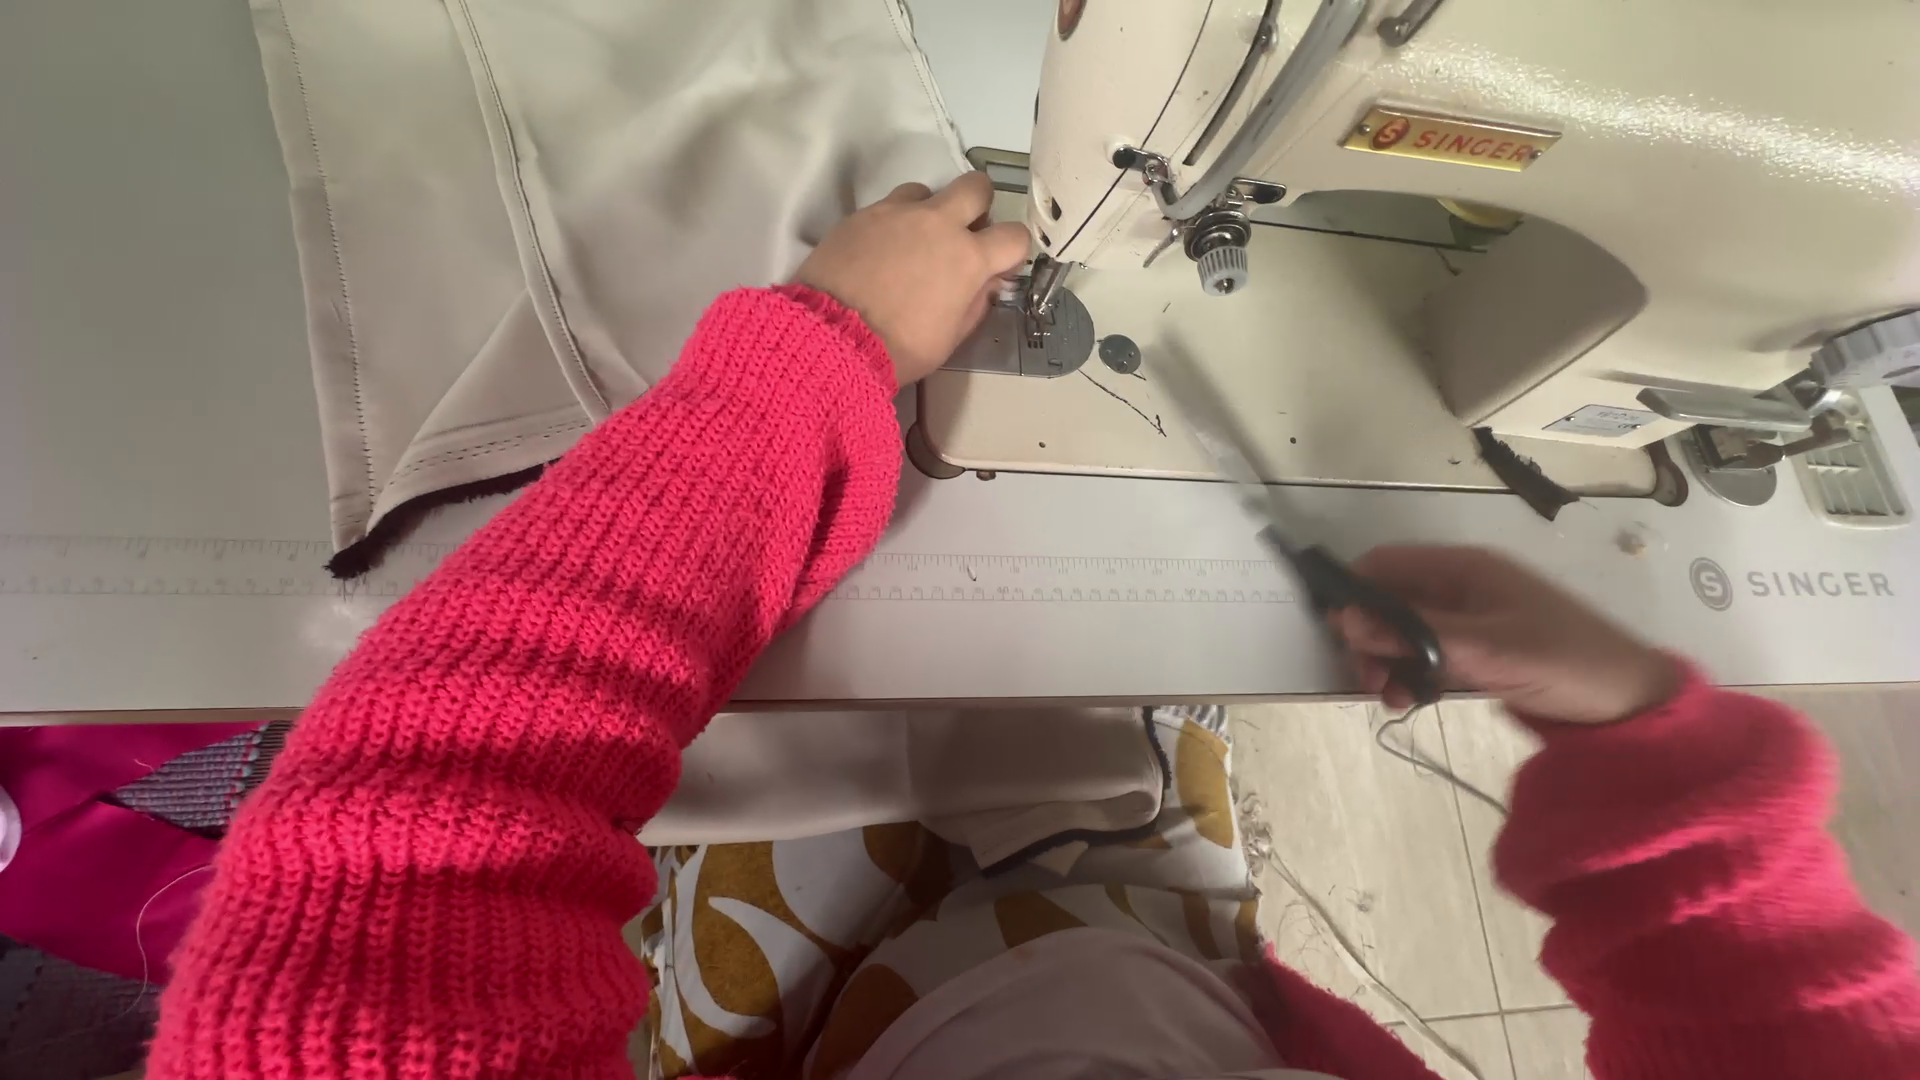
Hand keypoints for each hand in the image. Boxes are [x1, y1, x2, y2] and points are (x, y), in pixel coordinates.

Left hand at [794, 172, 1030, 383]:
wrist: (833, 337)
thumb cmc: (900, 347)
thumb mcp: (950, 338)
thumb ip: (975, 303)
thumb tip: (987, 283)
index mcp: (968, 258)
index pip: (1015, 236)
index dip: (1012, 251)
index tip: (999, 267)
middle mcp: (938, 223)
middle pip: (976, 186)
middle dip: (979, 207)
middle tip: (964, 236)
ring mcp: (898, 212)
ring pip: (928, 191)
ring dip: (930, 212)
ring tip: (914, 244)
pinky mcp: (863, 213)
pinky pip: (889, 205)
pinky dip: (895, 223)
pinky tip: (882, 251)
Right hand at [1332, 545, 1681, 723]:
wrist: (1635, 707)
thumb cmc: (1565, 661)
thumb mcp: (1484, 648)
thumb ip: (1411, 634)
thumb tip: (1344, 620)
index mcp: (1463, 569)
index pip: (1384, 563)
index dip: (1353, 590)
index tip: (1337, 631)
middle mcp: (1458, 587)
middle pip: (1386, 601)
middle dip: (1368, 638)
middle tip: (1366, 676)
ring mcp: (1465, 618)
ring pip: (1400, 631)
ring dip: (1385, 661)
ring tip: (1390, 696)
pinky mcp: (1472, 648)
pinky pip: (1422, 653)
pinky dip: (1408, 674)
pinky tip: (1409, 699)